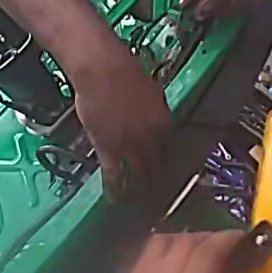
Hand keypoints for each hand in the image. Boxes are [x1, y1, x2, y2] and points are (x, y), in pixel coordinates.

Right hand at [75, 48, 171, 199]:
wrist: (102, 70)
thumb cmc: (125, 74)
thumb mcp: (151, 92)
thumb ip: (154, 111)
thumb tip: (154, 119)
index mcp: (164, 124)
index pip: (169, 151)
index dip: (164, 163)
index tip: (162, 171)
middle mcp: (152, 140)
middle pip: (156, 167)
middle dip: (156, 182)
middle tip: (153, 194)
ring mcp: (130, 147)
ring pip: (138, 174)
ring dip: (137, 189)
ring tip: (136, 203)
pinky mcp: (109, 150)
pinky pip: (114, 174)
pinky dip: (114, 189)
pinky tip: (113, 198)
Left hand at [92, 231, 254, 272]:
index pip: (209, 248)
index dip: (228, 237)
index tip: (243, 238)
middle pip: (184, 240)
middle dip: (207, 237)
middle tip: (226, 246)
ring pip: (160, 242)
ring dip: (182, 240)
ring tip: (199, 254)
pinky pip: (145, 258)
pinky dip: (163, 252)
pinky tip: (175, 269)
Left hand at [181, 0, 260, 20]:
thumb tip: (185, 4)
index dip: (209, 6)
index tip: (198, 14)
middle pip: (234, 0)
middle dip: (217, 11)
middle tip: (204, 13)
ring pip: (244, 3)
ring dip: (227, 11)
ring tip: (214, 5)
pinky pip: (251, 1)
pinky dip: (238, 6)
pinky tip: (227, 2)